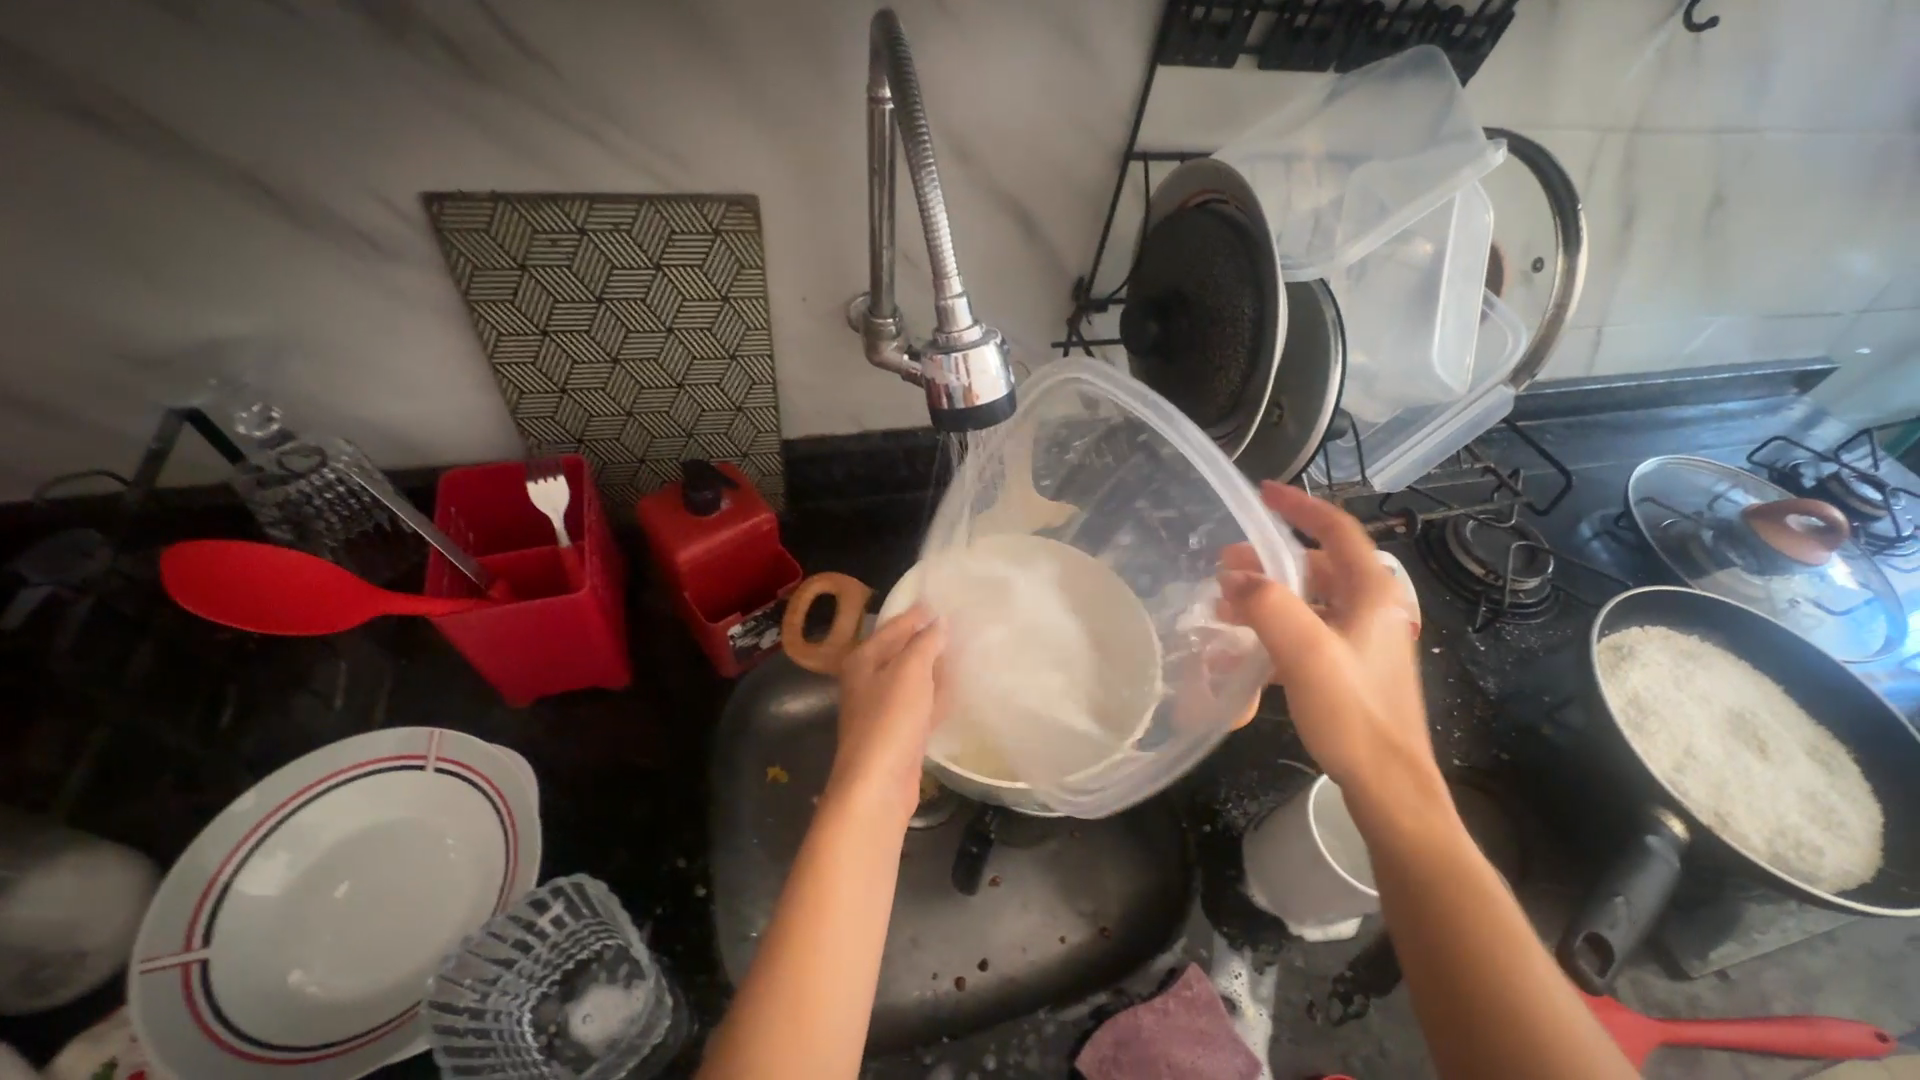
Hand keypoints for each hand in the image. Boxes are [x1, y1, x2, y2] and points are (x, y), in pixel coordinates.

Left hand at [828, 604, 946, 824]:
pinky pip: (920, 705)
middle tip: (956, 624)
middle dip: (925, 640)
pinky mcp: (898, 734)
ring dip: (932, 667)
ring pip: (911, 679)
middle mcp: (867, 682)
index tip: (940, 601)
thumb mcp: (910, 671)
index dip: (916, 614)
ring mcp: (882, 710)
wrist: (878, 784)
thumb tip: (939, 622)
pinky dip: (935, 695)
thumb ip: (925, 643)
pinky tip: (954, 690)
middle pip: (900, 652)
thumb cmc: (890, 719)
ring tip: (961, 651)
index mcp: (863, 660)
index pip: (892, 627)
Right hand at [1217, 482, 1437, 804]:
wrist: (1389, 784)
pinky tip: (1244, 652)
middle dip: (1268, 561)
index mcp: (1373, 593)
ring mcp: (1362, 640)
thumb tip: (1233, 575)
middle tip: (1224, 568)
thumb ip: (1267, 604)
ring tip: (1225, 611)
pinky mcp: (1350, 668)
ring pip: (1308, 601)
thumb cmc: (1353, 713)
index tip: (1261, 494)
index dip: (1299, 507)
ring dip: (1267, 598)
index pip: (1337, 529)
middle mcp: (1372, 608)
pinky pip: (1307, 633)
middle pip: (1317, 566)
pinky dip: (1275, 631)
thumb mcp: (1304, 652)